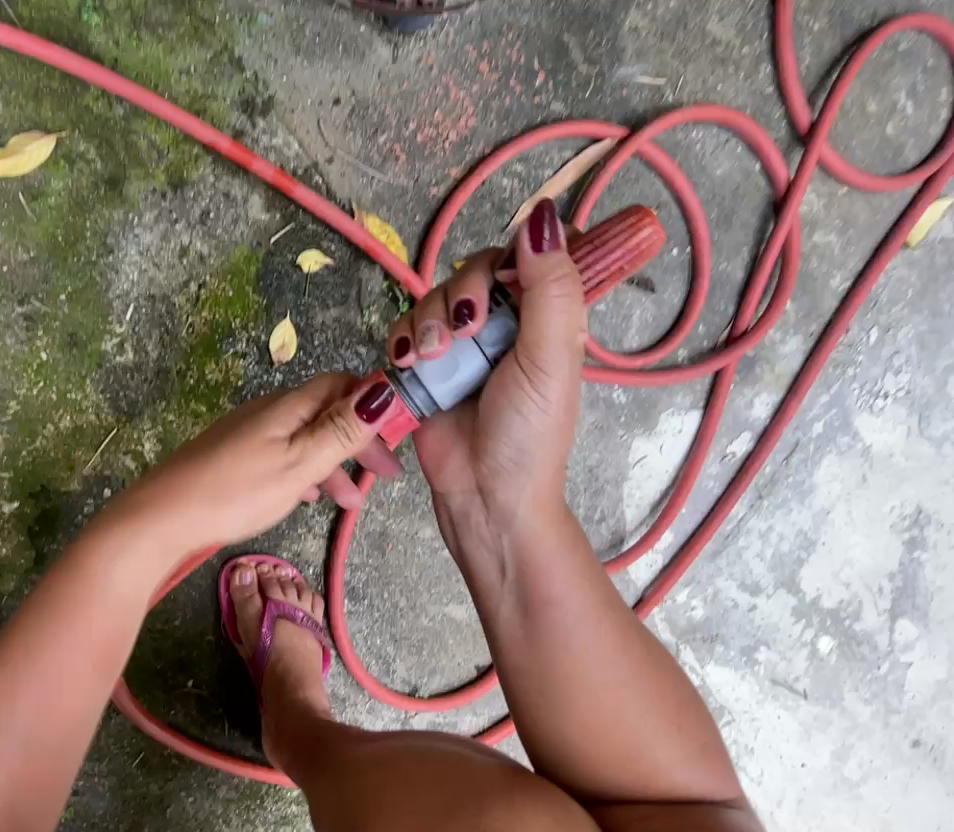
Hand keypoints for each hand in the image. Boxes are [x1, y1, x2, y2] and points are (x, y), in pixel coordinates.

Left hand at [111, 373, 401, 557]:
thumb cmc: (235, 492)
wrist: (163, 517)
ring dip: (332, 465)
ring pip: (303, 440)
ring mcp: (247, 434)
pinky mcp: (232, 458)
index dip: (374, 402)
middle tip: (384, 476)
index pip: (341, 385)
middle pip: (324, 413)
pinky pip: (281, 457)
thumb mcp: (298, 464)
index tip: (401, 433)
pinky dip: (303, 474)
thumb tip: (383, 390)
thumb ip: (340, 431)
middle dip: (358, 440)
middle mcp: (267, 412)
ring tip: (350, 502)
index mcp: (287, 407)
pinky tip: (308, 499)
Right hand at [384, 197, 586, 526]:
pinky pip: (405, 332)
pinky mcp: (423, 370)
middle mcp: (502, 325)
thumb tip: (542, 216)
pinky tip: (407, 363)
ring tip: (431, 358)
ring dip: (428, 321)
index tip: (508, 276)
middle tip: (464, 330)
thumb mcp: (551, 359)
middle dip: (461, 293)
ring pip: (434, 299)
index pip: (532, 255)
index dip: (518, 252)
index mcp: (545, 317)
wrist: (484, 494)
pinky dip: (402, 340)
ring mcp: (459, 347)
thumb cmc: (529, 433)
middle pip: (473, 271)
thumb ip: (550, 288)